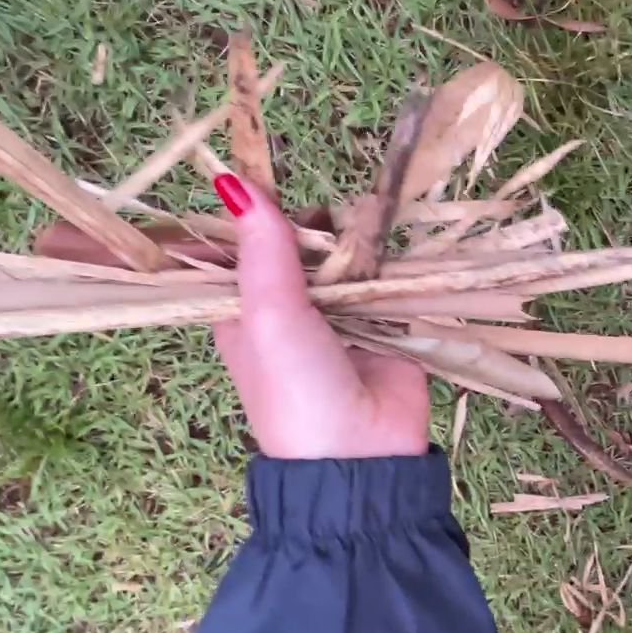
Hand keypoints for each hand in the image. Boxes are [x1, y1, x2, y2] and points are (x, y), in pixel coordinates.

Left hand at [211, 174, 431, 458]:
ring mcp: (344, 321)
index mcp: (246, 311)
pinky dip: (394, 272)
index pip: (245, 250)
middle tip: (330, 222)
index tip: (273, 190)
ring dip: (359, 250)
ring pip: (349, 267)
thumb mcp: (268, 315)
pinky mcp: (389, 330)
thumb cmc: (297, 388)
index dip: (256, 218)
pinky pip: (390, 289)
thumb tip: (233, 180)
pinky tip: (398, 254)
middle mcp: (294, 312)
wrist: (363, 452)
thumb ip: (263, 250)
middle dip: (317, 232)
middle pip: (303, 253)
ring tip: (367, 232)